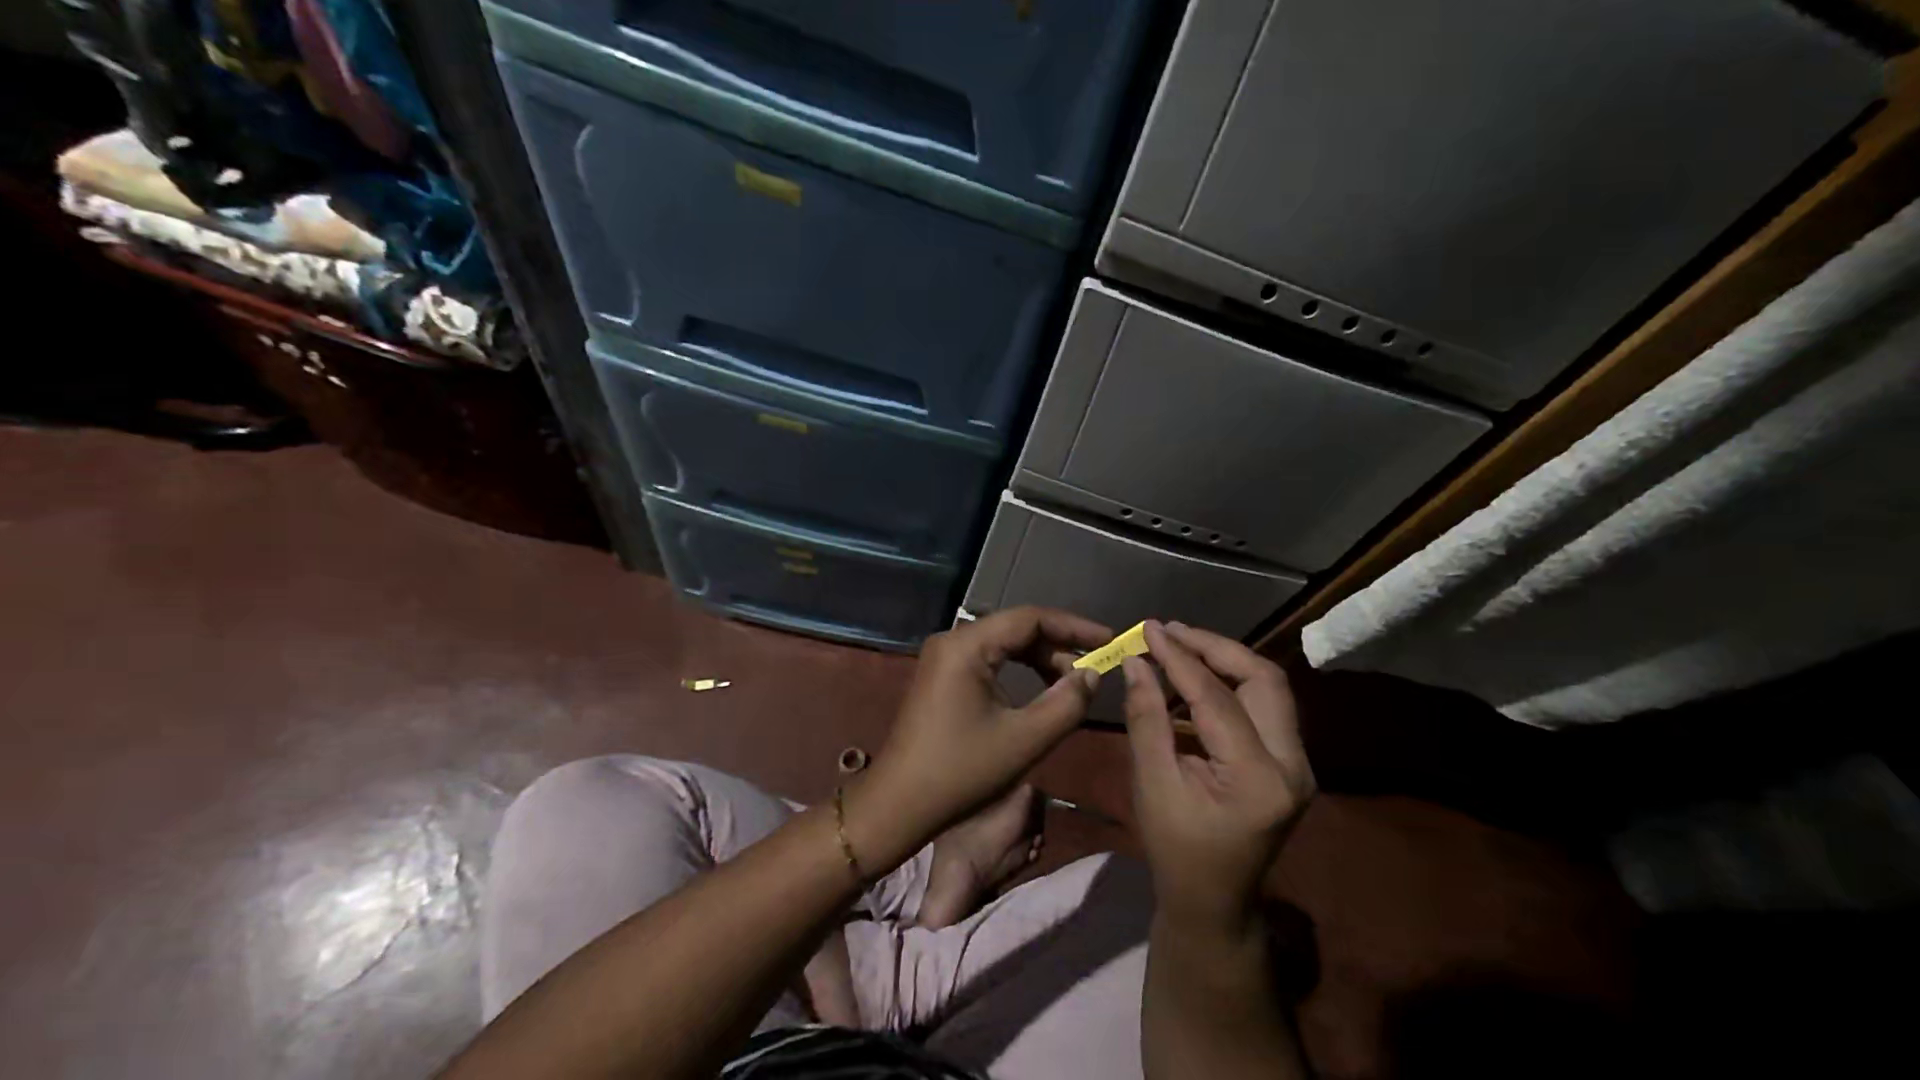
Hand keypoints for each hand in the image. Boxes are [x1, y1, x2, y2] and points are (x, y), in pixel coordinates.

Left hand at [848, 607, 1109, 868]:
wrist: (900, 804)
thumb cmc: (962, 772)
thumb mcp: (1025, 740)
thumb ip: (1067, 702)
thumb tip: (1092, 675)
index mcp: (967, 645)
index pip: (1030, 618)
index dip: (1074, 627)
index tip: (1109, 640)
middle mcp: (953, 641)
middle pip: (1017, 628)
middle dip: (1058, 645)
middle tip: (1094, 669)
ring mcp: (944, 658)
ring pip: (1004, 644)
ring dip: (1040, 659)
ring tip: (1073, 682)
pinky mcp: (942, 676)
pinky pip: (989, 660)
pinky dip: (1019, 671)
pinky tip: (1041, 690)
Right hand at [1123, 621, 1314, 933]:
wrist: (1213, 901)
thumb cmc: (1176, 848)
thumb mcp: (1152, 783)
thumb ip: (1146, 718)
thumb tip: (1135, 663)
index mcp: (1259, 778)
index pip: (1219, 698)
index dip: (1180, 659)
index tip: (1149, 629)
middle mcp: (1293, 764)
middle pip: (1263, 680)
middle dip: (1215, 648)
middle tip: (1171, 632)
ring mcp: (1298, 763)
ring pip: (1269, 688)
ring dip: (1224, 662)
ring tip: (1178, 646)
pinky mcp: (1290, 762)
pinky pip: (1264, 707)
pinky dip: (1229, 685)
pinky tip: (1193, 679)